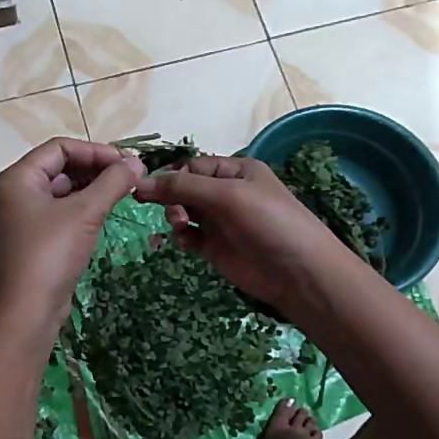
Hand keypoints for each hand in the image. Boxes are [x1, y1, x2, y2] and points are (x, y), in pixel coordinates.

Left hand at [0, 138, 143, 334]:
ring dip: (93, 189)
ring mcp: (24, 217)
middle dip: (96, 169)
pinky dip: (84, 208)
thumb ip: (112, 182)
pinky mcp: (35, 238)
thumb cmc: (50, 254)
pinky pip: (62, 212)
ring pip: (64, 191)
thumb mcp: (84, 213)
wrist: (27, 310)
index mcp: (17, 178)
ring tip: (126, 192)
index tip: (128, 162)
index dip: (95, 151)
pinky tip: (107, 212)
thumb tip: (137, 163)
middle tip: (132, 177)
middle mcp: (16, 193)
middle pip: (61, 167)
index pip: (59, 148)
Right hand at [133, 154, 348, 311]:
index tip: (147, 190)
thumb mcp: (227, 195)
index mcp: (235, 171)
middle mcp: (226, 193)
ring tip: (180, 227)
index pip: (192, 166)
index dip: (170, 176)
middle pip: (184, 189)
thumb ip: (183, 187)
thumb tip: (139, 184)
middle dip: (171, 198)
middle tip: (173, 214)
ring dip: (175, 217)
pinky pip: (188, 236)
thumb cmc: (268, 222)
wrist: (298, 272)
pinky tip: (186, 243)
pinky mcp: (215, 247)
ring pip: (183, 212)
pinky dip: (182, 237)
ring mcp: (220, 221)